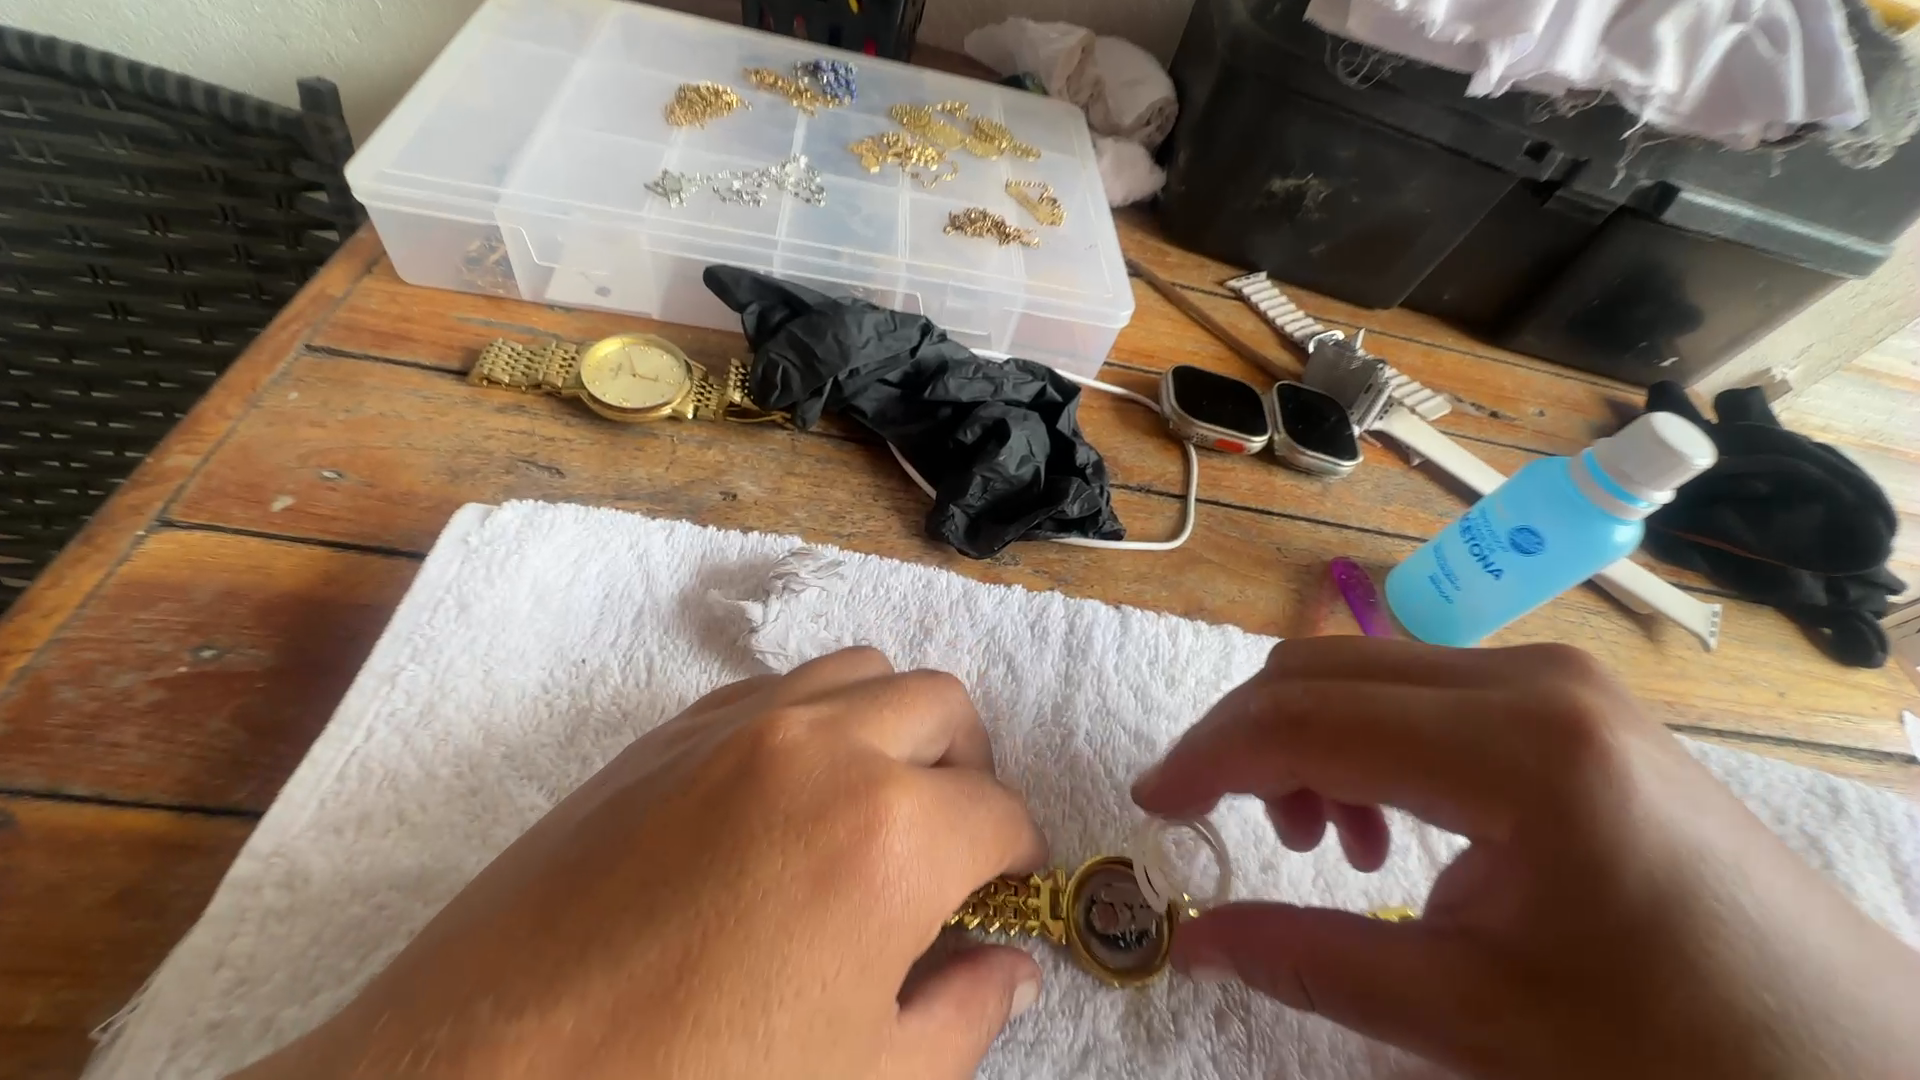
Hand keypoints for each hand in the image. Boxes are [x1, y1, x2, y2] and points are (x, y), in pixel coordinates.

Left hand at [235, 648, 1045, 1079]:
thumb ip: (965, 1014)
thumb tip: (1012, 966)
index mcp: (890, 836)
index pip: (1001, 812)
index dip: (1020, 858)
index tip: (1006, 893)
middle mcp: (825, 747)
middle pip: (945, 706)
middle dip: (969, 770)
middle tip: (950, 841)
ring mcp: (740, 724)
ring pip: (863, 672)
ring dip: (894, 725)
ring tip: (875, 800)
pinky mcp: (669, 730)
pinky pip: (777, 688)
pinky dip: (816, 717)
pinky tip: (788, 791)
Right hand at [1133, 637, 1919, 1079]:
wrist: (1865, 1064)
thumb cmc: (1678, 1056)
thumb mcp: (1476, 1022)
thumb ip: (1311, 963)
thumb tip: (1190, 939)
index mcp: (1520, 750)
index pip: (1303, 718)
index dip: (1206, 757)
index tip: (1153, 807)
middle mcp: (1529, 680)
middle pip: (1317, 673)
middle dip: (1238, 742)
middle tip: (1208, 821)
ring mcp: (1547, 681)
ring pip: (1353, 674)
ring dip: (1296, 743)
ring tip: (1315, 839)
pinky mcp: (1555, 700)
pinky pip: (1406, 692)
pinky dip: (1353, 745)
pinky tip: (1378, 822)